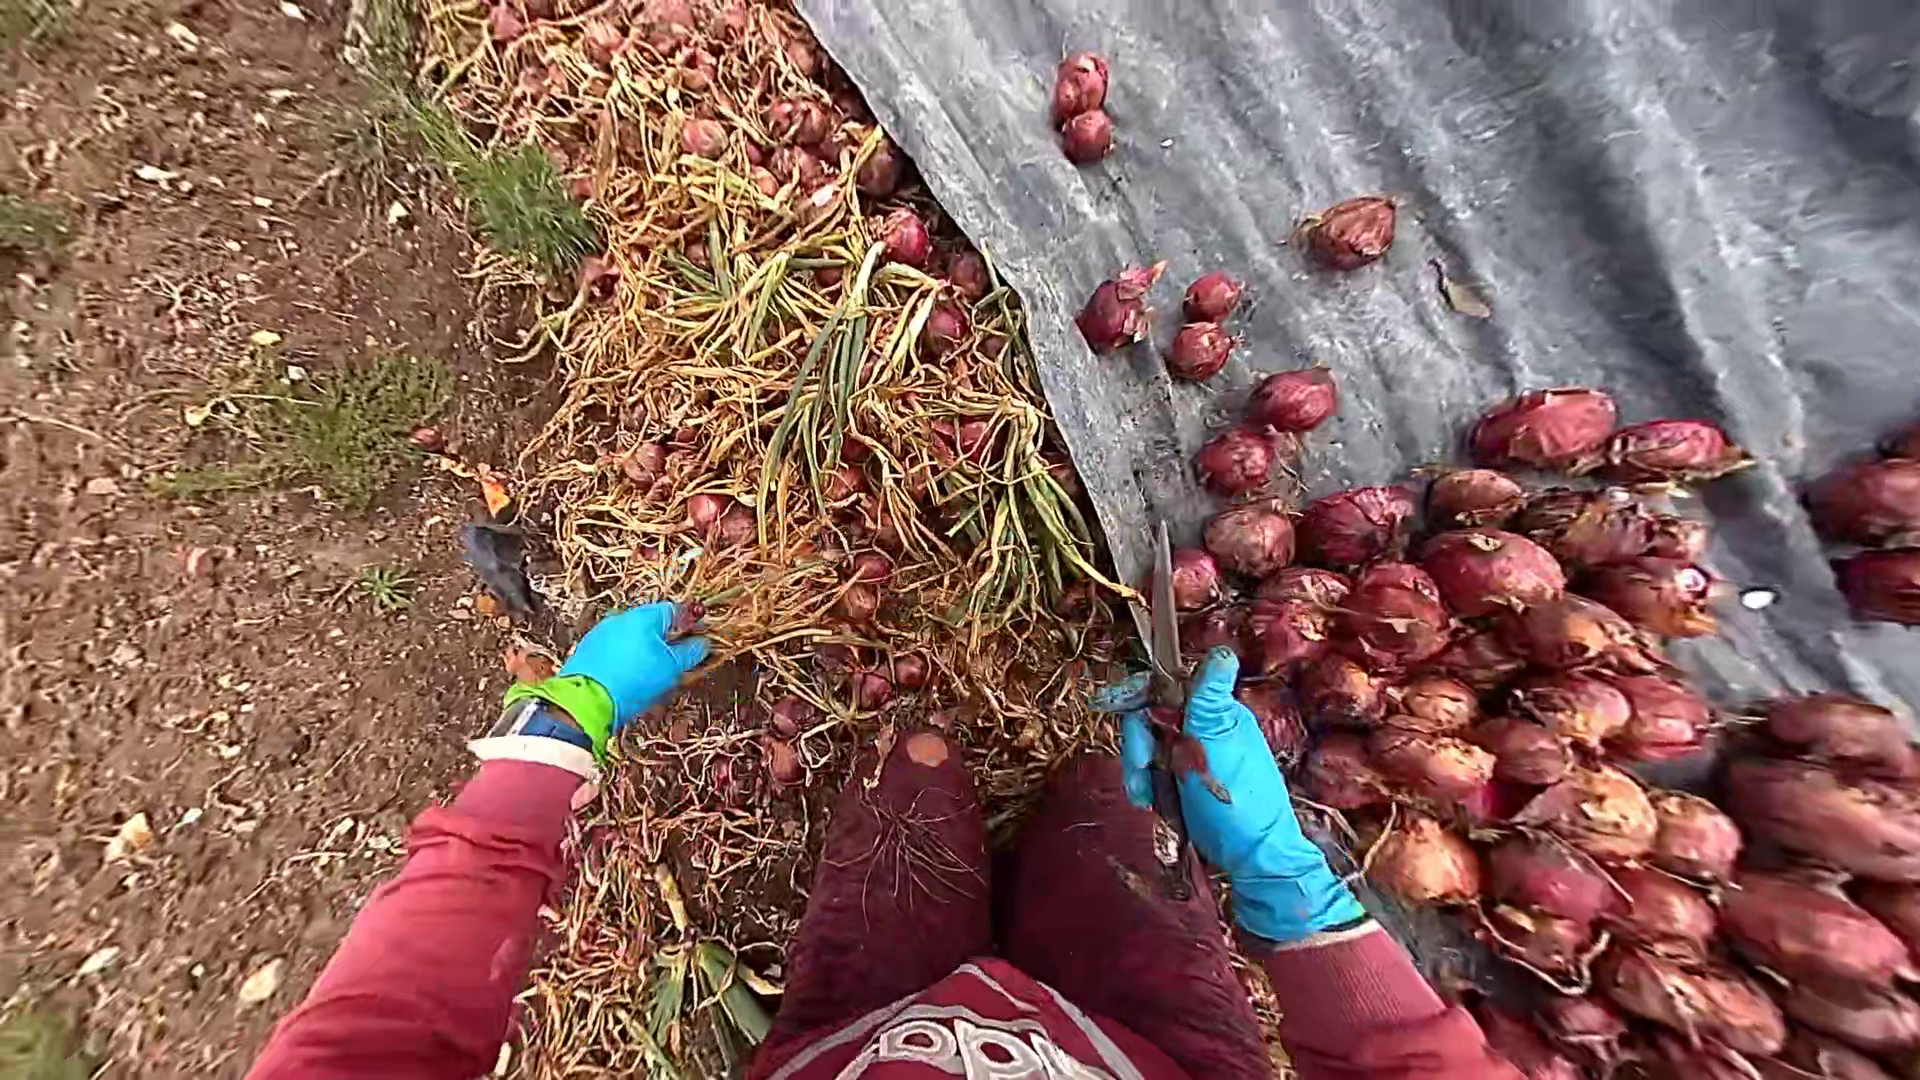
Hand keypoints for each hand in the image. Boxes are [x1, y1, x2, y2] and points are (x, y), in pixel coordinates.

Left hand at [559, 603, 709, 724]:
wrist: (584, 703)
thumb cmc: (632, 680)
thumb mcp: (672, 667)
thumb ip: (692, 651)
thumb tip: (702, 643)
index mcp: (643, 616)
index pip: (675, 610)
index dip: (690, 625)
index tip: (698, 641)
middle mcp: (620, 619)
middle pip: (654, 625)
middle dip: (669, 642)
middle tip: (679, 662)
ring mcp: (601, 634)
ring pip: (635, 639)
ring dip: (648, 652)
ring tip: (655, 675)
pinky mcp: (587, 651)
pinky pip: (617, 651)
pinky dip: (628, 661)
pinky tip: (632, 679)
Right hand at [1110, 647, 1364, 943]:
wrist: (1252, 859)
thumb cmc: (1237, 798)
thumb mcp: (1218, 740)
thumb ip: (1211, 694)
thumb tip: (1223, 650)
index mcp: (1211, 709)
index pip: (1161, 685)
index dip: (1132, 692)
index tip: (1105, 702)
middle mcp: (1198, 725)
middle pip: (1146, 715)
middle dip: (1137, 742)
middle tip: (1141, 767)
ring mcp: (1188, 752)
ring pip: (1144, 743)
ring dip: (1138, 768)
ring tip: (1146, 796)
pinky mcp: (1179, 777)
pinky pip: (1149, 769)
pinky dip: (1144, 783)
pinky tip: (1151, 800)